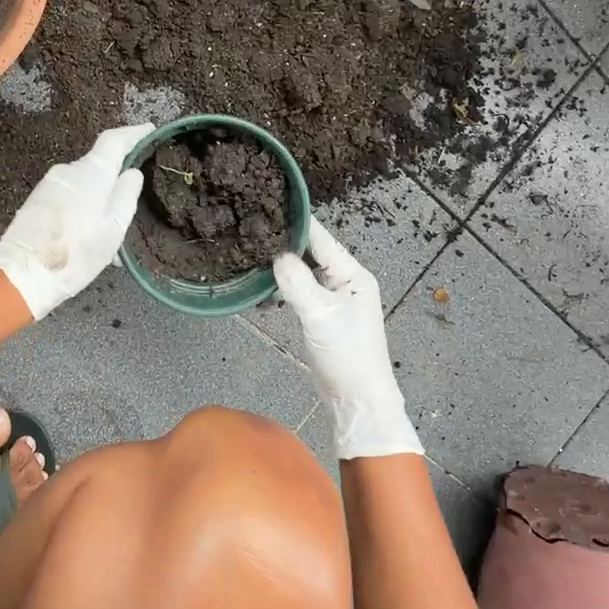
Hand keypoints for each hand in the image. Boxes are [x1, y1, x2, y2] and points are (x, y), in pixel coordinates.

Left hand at [0, 123, 152, 319]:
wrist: (22, 274)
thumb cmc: (76, 254)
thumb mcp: (113, 229)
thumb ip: (126, 195)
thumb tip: (132, 172)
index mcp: (90, 173)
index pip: (114, 140)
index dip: (133, 133)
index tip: (149, 130)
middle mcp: (68, 170)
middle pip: (98, 163)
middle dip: (115, 177)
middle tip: (130, 201)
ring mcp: (50, 183)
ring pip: (83, 182)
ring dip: (97, 197)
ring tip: (106, 230)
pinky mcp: (38, 198)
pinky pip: (69, 194)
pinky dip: (82, 206)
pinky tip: (86, 234)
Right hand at [274, 219, 423, 460]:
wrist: (357, 401)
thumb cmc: (347, 355)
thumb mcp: (320, 316)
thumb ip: (297, 282)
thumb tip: (276, 255)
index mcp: (353, 275)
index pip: (321, 239)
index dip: (295, 223)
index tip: (268, 206)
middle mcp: (345, 280)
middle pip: (311, 252)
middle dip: (283, 244)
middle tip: (250, 230)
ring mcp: (334, 298)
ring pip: (303, 272)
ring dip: (281, 268)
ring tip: (251, 255)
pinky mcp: (322, 314)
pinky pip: (299, 290)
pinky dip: (282, 288)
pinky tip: (261, 290)